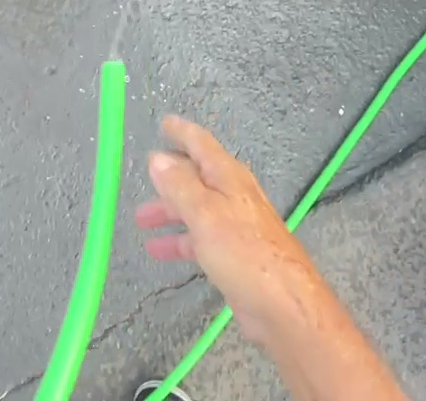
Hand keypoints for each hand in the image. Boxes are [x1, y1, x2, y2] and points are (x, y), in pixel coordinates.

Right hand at [134, 116, 338, 348]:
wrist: (283, 304)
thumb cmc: (244, 252)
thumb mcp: (205, 214)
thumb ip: (179, 186)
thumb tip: (157, 158)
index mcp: (227, 176)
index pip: (200, 143)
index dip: (181, 131)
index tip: (164, 122)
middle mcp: (232, 194)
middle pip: (195, 176)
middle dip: (167, 178)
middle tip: (142, 180)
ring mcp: (234, 223)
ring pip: (195, 208)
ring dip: (169, 211)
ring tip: (142, 220)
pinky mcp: (233, 252)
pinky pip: (200, 236)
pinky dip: (179, 239)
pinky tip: (161, 250)